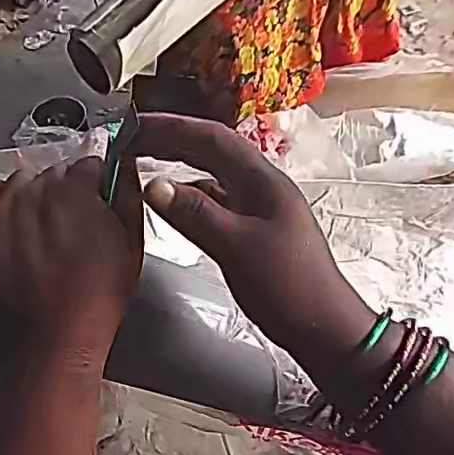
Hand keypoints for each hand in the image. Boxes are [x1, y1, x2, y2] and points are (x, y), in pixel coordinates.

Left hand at [0, 156, 141, 358]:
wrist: (50, 341)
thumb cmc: (92, 303)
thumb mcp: (130, 247)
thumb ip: (127, 199)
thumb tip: (125, 171)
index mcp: (78, 191)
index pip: (88, 165)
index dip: (95, 186)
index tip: (95, 202)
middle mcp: (38, 192)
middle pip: (53, 175)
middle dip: (64, 196)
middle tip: (70, 229)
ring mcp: (6, 208)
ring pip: (20, 184)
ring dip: (31, 200)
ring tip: (40, 234)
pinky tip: (11, 224)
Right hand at [134, 114, 373, 369]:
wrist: (323, 328)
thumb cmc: (288, 287)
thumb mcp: (237, 247)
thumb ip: (195, 214)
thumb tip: (152, 185)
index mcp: (261, 181)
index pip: (210, 138)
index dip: (170, 128)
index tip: (133, 127)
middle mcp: (259, 186)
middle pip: (209, 150)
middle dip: (169, 139)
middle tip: (129, 139)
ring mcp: (255, 207)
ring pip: (210, 174)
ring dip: (176, 164)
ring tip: (141, 162)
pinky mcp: (250, 229)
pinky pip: (212, 200)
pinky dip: (186, 194)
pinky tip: (168, 202)